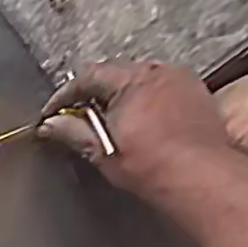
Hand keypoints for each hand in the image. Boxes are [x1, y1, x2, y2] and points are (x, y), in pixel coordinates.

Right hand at [38, 60, 243, 202]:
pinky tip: (133, 121)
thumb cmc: (150, 163)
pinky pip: (159, 87)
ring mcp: (180, 79)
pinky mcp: (195, 93)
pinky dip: (140, 99)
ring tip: (103, 120)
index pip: (88, 76)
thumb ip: (72, 131)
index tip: (52, 112)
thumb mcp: (99, 149)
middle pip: (114, 73)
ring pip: (138, 79)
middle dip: (91, 93)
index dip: (64, 95)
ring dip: (117, 95)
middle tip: (72, 116)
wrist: (197, 174)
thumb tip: (50, 124)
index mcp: (132, 81)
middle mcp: (159, 72)